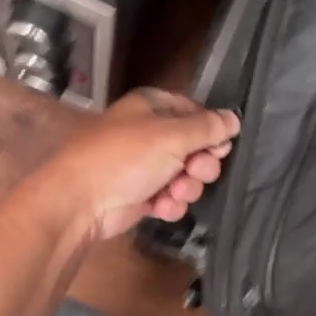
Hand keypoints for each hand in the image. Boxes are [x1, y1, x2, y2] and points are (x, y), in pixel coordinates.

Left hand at [34, 88, 239, 240]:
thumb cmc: (125, 158)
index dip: (210, 130)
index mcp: (151, 107)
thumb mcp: (171, 136)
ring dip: (186, 188)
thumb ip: (208, 128)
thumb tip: (234, 118)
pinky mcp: (141, 195)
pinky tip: (160, 208)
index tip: (220, 146)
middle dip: (200, 164)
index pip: (195, 112)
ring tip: (173, 193)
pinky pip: (170, 197)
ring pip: (186, 176)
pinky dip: (169, 204)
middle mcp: (149, 133)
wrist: (81, 201)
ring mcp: (144, 166)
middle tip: (195, 171)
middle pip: (195, 147)